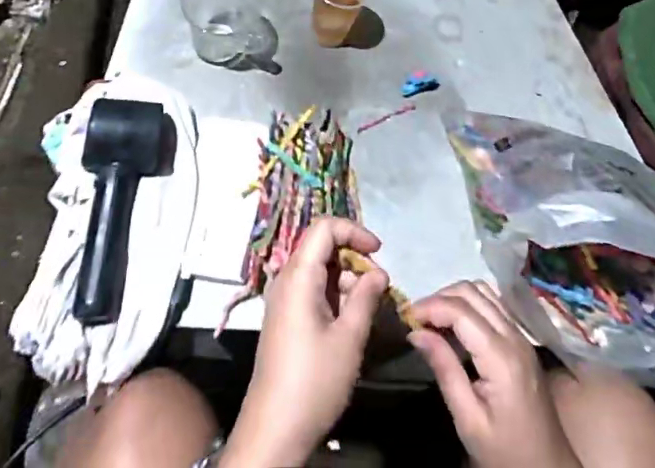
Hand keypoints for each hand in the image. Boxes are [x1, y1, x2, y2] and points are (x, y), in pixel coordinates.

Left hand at [223, 218, 390, 467]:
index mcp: (299, 275)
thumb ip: (366, 297)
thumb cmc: (314, 380)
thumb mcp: (349, 338)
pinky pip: (314, 289)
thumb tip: (379, 272)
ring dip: (348, 279)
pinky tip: (353, 319)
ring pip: (320, 269)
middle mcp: (287, 278)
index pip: (324, 228)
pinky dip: (336, 295)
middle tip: (380, 286)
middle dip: (354, 257)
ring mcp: (285, 298)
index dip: (354, 231)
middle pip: (322, 247)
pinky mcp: (287, 316)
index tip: (380, 251)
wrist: (274, 427)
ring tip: (371, 307)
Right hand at [410, 282, 581, 467]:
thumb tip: (415, 332)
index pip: (460, 310)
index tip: (406, 318)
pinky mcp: (523, 342)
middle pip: (472, 292)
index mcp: (502, 357)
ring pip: (484, 292)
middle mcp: (515, 337)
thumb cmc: (506, 453)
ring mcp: (522, 337)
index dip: (430, 307)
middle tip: (417, 320)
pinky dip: (469, 305)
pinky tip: (455, 327)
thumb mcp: (469, 420)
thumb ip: (444, 370)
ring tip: (433, 321)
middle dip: (439, 298)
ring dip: (455, 298)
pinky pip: (493, 306)